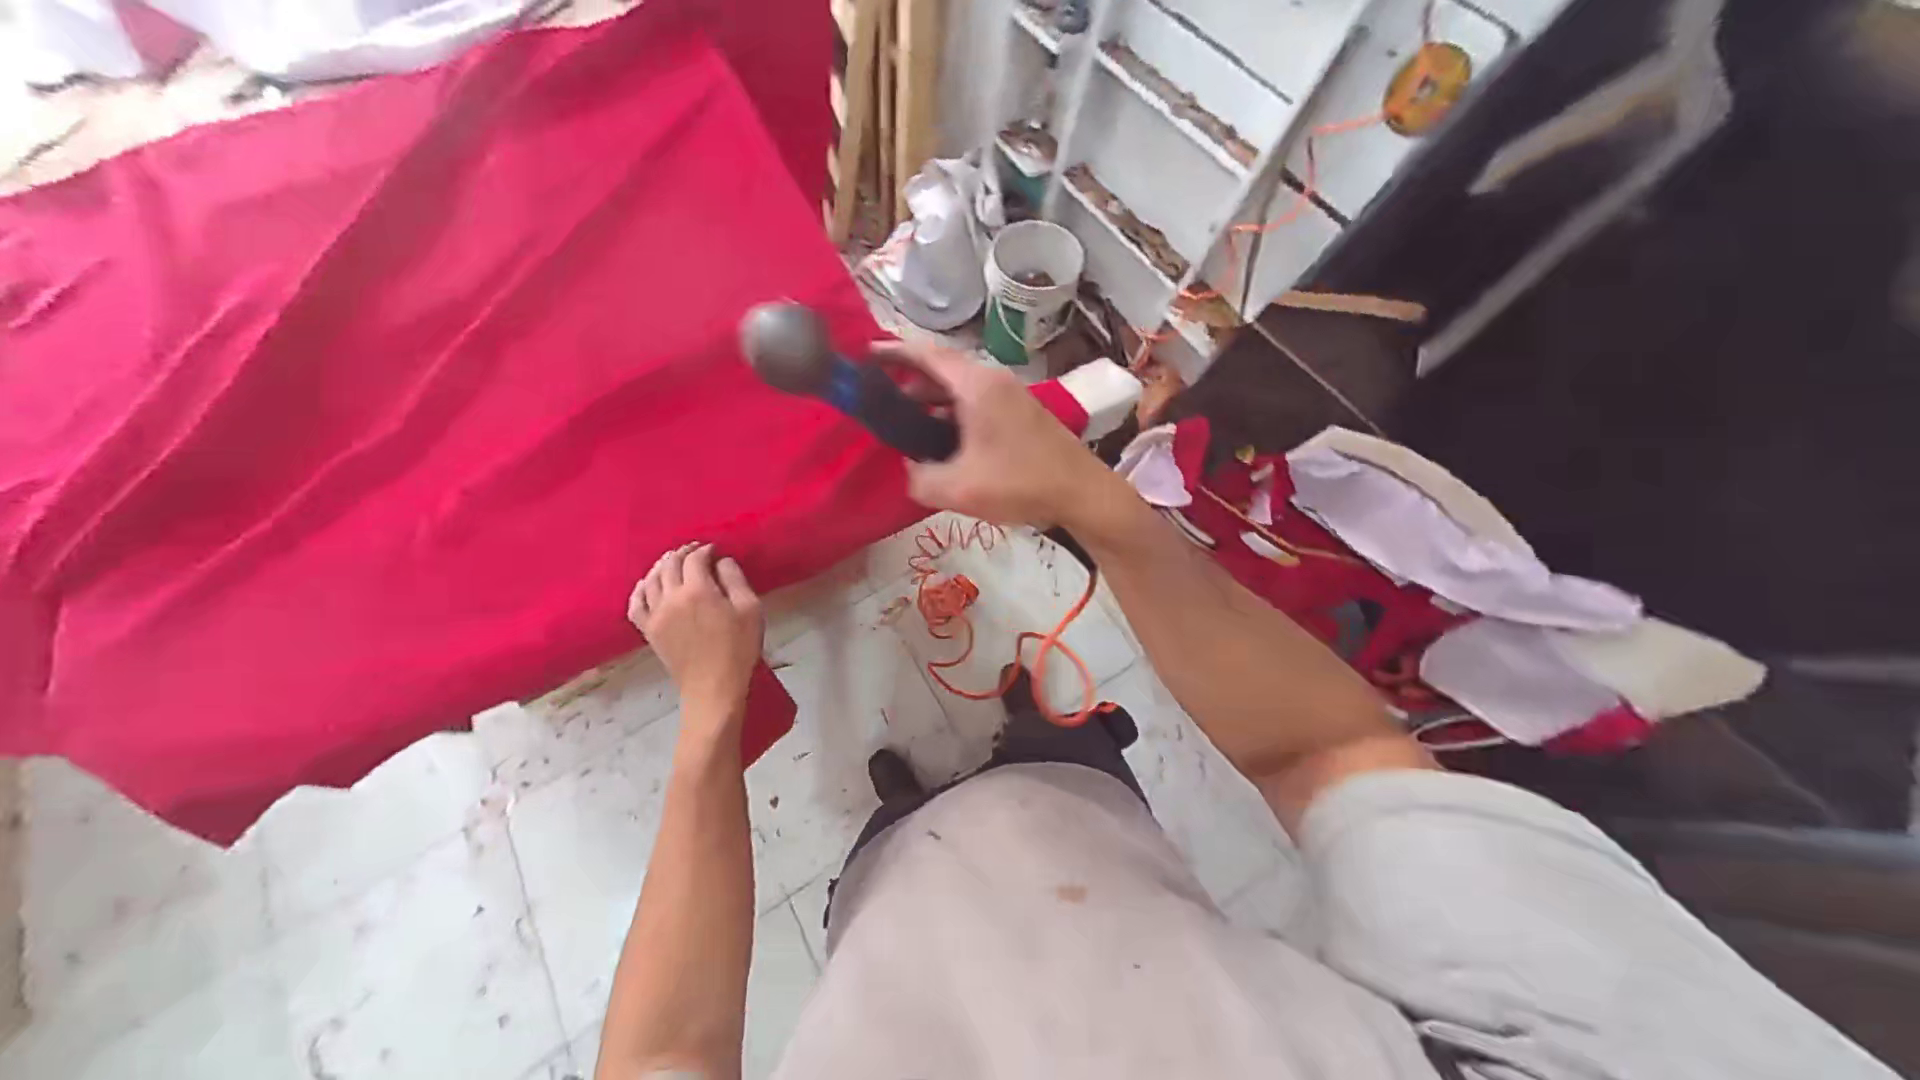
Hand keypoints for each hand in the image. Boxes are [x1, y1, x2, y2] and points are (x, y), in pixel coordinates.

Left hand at [628, 543, 764, 720]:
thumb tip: (721, 562)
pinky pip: (635, 604)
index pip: (695, 559)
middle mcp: (671, 597)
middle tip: (695, 551)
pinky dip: (640, 590)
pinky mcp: (648, 630)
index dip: (705, 550)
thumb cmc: (738, 648)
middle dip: (682, 553)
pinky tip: (647, 585)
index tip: (715, 550)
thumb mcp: (750, 609)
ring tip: (672, 563)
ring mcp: (655, 614)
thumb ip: (735, 579)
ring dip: (662, 566)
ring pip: (651, 580)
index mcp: (697, 590)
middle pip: (670, 565)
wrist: (713, 686)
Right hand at [875, 340, 1129, 531]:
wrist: (1082, 493)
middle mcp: (994, 381)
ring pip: (960, 389)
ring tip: (906, 426)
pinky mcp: (1021, 414)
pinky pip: (976, 404)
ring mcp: (1011, 396)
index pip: (926, 354)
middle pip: (942, 370)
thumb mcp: (959, 489)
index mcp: (977, 386)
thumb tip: (911, 470)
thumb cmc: (1021, 483)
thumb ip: (920, 478)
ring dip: (931, 402)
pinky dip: (953, 414)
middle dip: (908, 383)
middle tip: (881, 403)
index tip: (865, 356)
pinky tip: (943, 443)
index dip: (892, 352)